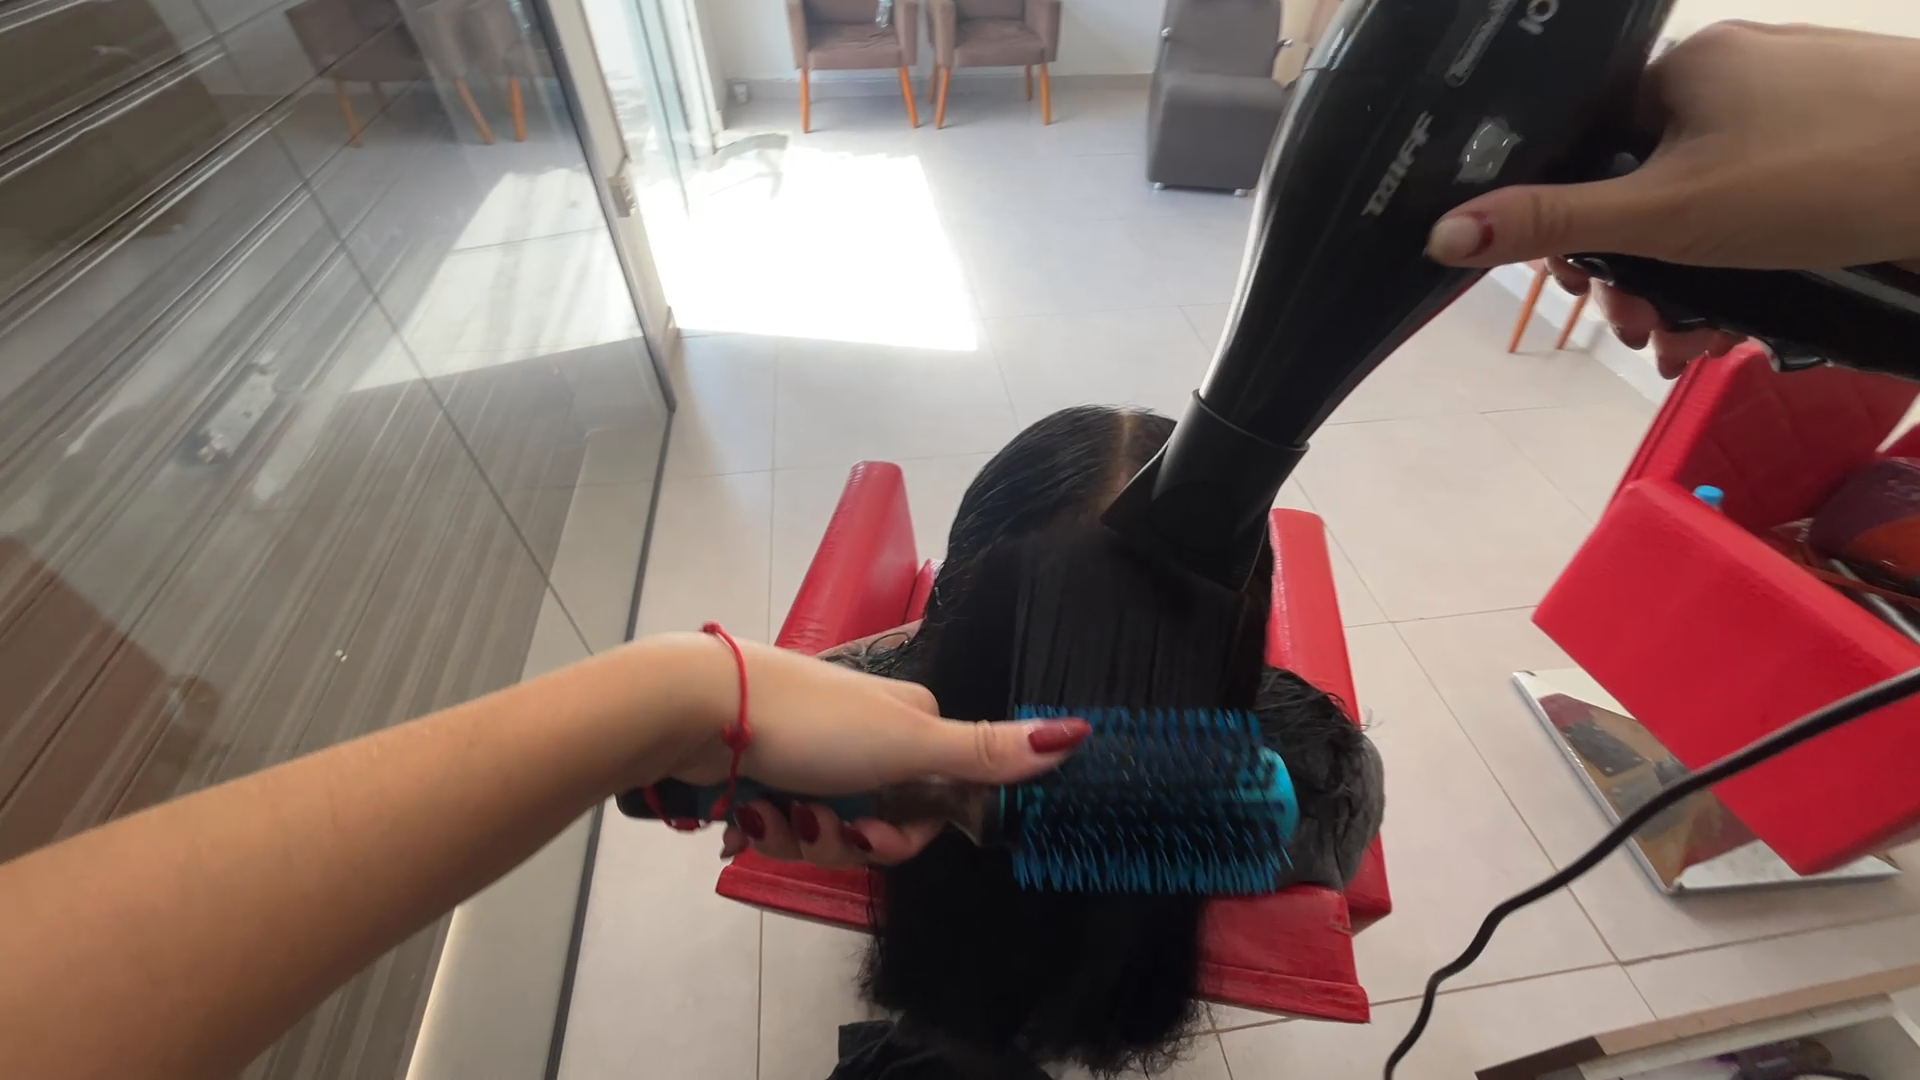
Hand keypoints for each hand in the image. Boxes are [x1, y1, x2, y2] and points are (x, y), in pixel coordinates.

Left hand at [651, 633, 1087, 865]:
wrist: (702, 708)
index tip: (874, 831)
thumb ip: (986, 750)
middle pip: (882, 823)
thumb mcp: (907, 744)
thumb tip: (1079, 733)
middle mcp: (871, 737)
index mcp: (912, 722)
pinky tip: (750, 807)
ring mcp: (821, 754)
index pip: (937, 802)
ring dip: (803, 836)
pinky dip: (771, 826)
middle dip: (847, 838)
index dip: (906, 832)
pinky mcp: (777, 771)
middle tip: (818, 818)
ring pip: (833, 831)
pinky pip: (791, 826)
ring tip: (772, 808)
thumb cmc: (814, 725)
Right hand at [1426, 22, 1919, 373]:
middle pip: (1636, 188)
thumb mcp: (1661, 214)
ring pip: (1692, 209)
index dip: (1564, 223)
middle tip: (1632, 321)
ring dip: (1674, 286)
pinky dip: (1728, 269)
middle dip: (1626, 272)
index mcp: (1686, 70)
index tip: (1574, 281)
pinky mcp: (1836, 143)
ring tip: (1681, 340)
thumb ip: (1548, 223)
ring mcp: (1793, 107)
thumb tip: (1440, 236)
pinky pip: (1748, 210)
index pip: (1585, 147)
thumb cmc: (1823, 180)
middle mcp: (1735, 76)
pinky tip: (1728, 322)